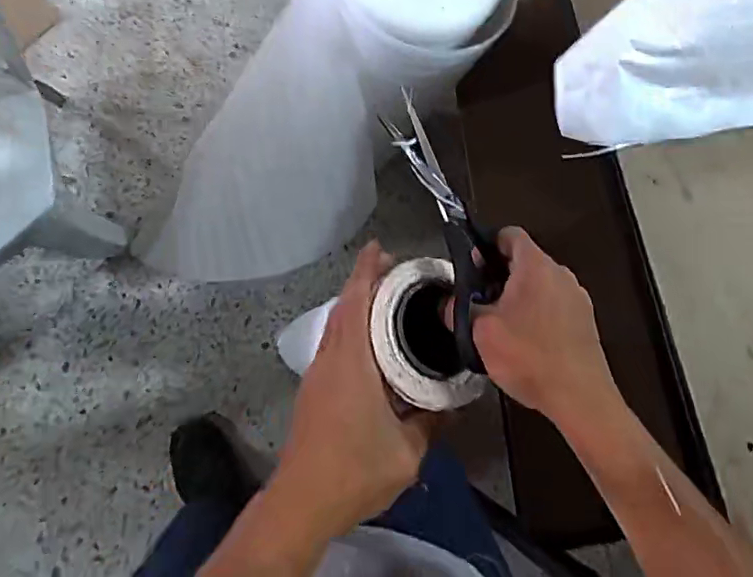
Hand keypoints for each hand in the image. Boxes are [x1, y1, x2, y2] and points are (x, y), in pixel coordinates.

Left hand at [266, 242, 437, 539]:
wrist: (300, 505)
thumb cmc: (354, 470)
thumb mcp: (407, 452)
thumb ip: (431, 421)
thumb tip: (452, 400)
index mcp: (352, 361)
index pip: (357, 301)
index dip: (367, 270)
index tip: (379, 247)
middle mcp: (331, 358)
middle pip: (345, 305)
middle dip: (366, 280)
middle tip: (396, 269)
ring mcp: (318, 374)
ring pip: (336, 323)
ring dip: (356, 302)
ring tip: (387, 297)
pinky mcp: (313, 390)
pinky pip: (333, 341)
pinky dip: (350, 324)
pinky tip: (369, 339)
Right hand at [472, 227, 621, 428]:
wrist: (579, 396)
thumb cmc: (531, 356)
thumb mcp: (481, 332)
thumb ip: (459, 310)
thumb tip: (449, 304)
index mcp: (535, 265)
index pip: (510, 234)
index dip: (488, 244)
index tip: (474, 264)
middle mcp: (560, 273)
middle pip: (525, 260)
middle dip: (501, 276)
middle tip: (481, 299)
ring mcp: (576, 296)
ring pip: (540, 284)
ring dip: (520, 297)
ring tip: (503, 326)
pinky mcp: (585, 320)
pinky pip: (555, 305)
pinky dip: (539, 315)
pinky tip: (527, 343)